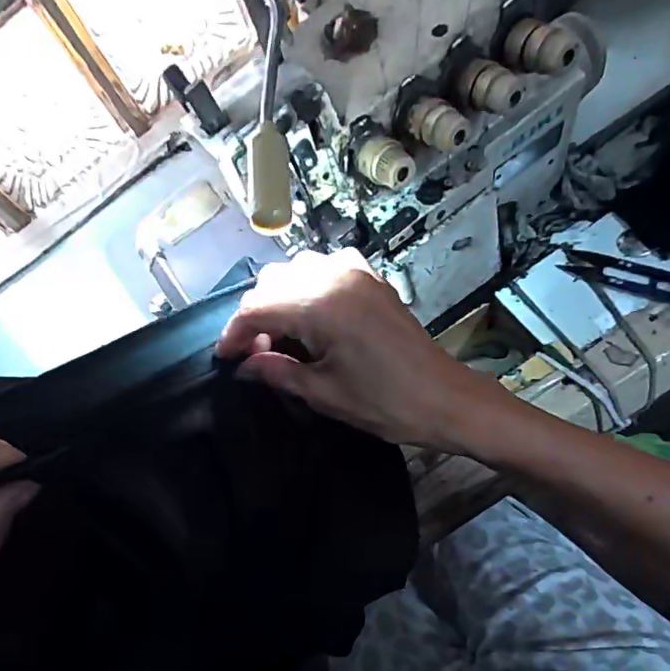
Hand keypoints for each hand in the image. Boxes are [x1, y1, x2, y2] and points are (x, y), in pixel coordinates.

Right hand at [215, 249, 514, 453]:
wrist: (444, 398)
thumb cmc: (384, 403)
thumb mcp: (323, 393)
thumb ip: (277, 372)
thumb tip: (244, 365)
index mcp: (320, 307)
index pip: (257, 308)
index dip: (234, 333)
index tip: (225, 358)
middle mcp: (334, 278)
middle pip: (272, 283)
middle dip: (255, 316)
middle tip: (255, 354)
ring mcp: (356, 273)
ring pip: (296, 270)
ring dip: (280, 298)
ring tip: (282, 335)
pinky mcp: (372, 279)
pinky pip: (327, 267)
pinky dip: (310, 284)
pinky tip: (313, 312)